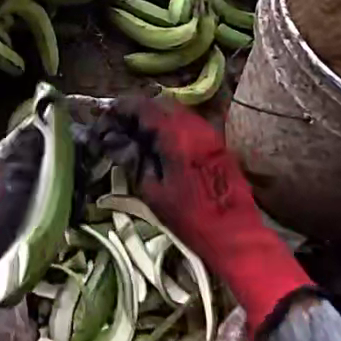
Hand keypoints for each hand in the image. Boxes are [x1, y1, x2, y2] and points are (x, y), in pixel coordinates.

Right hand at [103, 98, 315, 334]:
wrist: (236, 235)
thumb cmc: (189, 216)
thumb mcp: (151, 189)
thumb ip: (132, 158)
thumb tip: (112, 140)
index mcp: (175, 134)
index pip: (142, 107)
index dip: (120, 108)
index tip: (104, 115)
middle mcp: (193, 125)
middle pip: (158, 104)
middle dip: (135, 111)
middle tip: (118, 126)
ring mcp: (208, 132)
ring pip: (174, 112)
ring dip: (153, 118)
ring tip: (135, 135)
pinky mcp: (216, 142)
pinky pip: (186, 123)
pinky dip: (168, 126)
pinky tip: (158, 143)